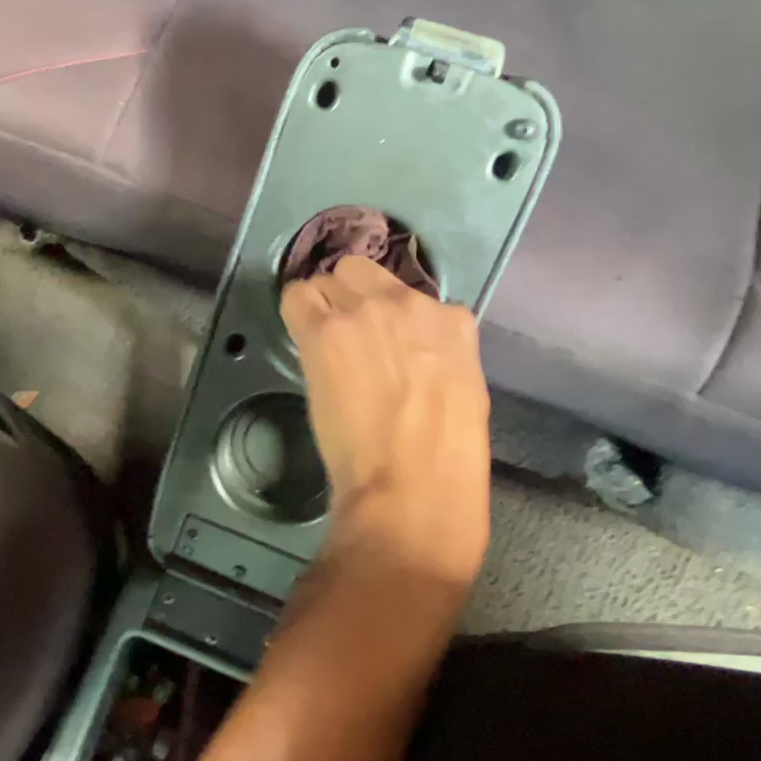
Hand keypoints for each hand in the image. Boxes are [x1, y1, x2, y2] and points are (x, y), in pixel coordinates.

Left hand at [280, 256, 491, 589]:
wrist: (411, 489)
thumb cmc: (447, 462)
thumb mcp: (463, 394)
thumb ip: (439, 358)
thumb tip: (414, 357)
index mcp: (453, 321)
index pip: (410, 295)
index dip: (389, 320)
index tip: (382, 346)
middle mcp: (409, 302)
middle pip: (363, 272)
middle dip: (352, 296)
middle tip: (347, 338)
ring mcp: (364, 312)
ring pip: (330, 278)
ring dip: (324, 304)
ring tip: (324, 344)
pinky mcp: (324, 331)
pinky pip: (297, 296)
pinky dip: (297, 312)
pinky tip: (301, 340)